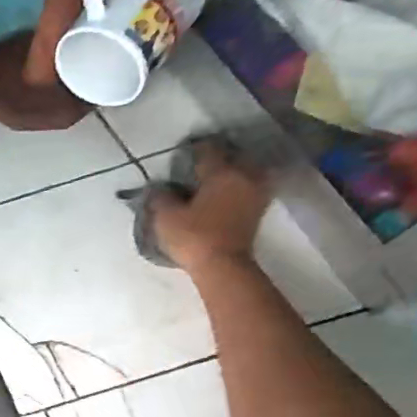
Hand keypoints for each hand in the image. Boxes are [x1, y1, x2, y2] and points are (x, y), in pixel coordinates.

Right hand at [151, 138, 270, 274]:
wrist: (223, 267)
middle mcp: (243, 177)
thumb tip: (158, 188)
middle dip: (218, 158)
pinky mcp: (258, 212)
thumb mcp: (166, 217)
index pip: (208, 150)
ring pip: (246, 172)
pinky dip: (240, 188)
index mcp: (221, 172)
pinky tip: (226, 195)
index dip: (194, 149)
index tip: (183, 154)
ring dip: (233, 172)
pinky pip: (250, 189)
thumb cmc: (194, 238)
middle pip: (233, 157)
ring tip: (216, 179)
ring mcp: (255, 194)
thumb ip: (160, 197)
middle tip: (201, 165)